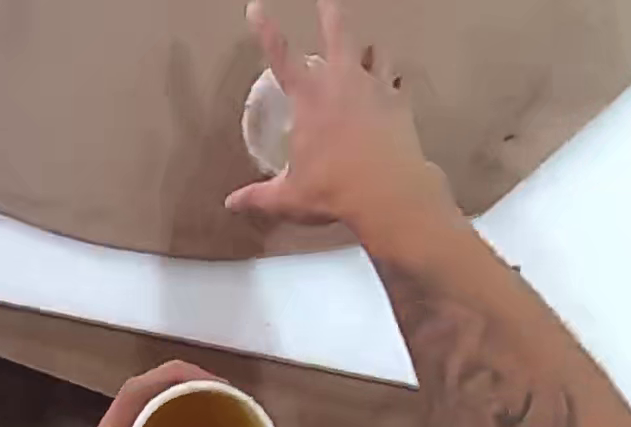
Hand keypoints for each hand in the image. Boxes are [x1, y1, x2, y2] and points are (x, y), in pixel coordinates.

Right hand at [225, 0, 462, 253]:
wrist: (385, 191)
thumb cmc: (329, 190)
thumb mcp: (286, 198)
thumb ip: (258, 196)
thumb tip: (231, 203)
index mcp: (309, 100)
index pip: (282, 57)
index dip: (266, 31)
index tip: (256, 7)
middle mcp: (343, 83)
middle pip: (339, 33)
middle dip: (329, 14)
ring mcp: (376, 88)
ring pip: (374, 52)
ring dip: (367, 51)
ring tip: (366, 52)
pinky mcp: (399, 102)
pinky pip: (398, 82)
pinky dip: (393, 82)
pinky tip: (392, 86)